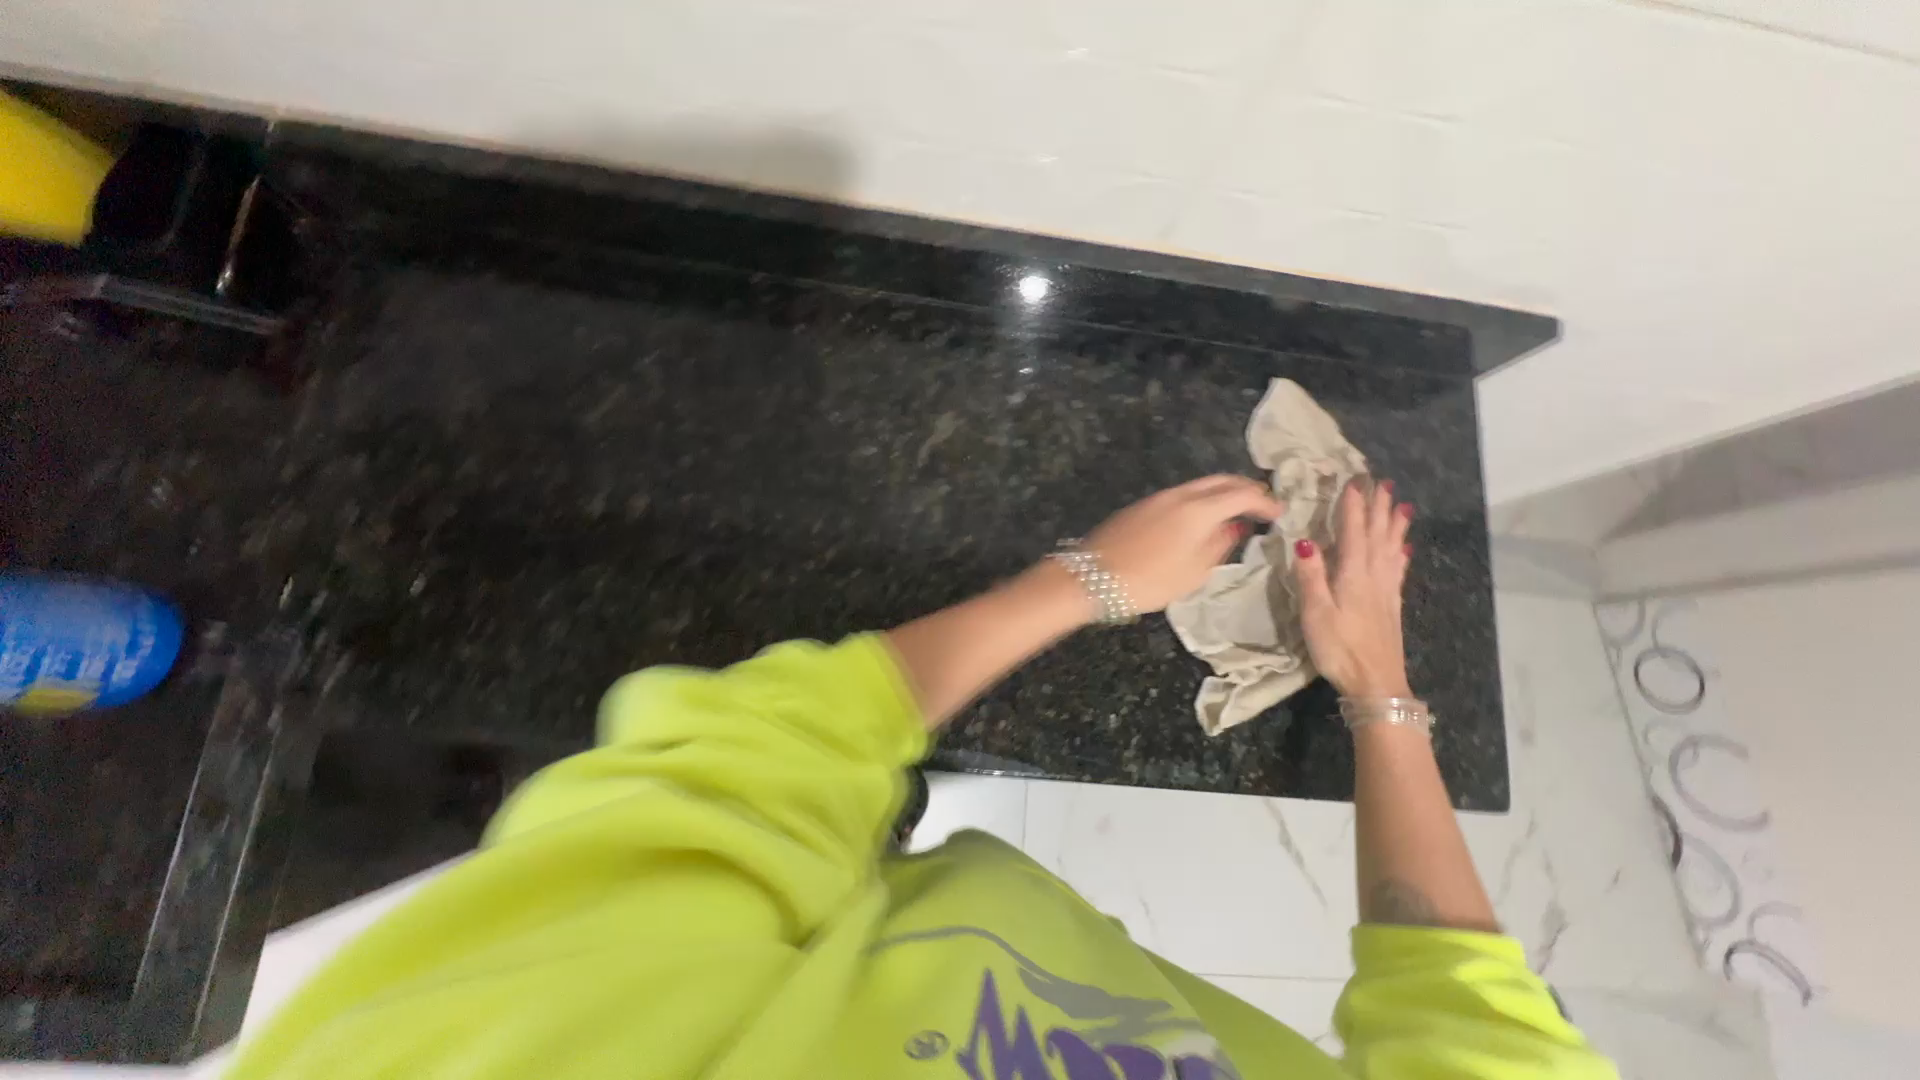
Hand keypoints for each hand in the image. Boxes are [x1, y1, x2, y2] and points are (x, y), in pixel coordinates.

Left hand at [1082, 475, 1284, 614]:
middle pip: (1220, 481)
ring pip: (1198, 486)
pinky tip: (1203, 517)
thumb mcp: (1193, 572)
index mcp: (1198, 509)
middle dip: (1245, 489)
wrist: (1090, 578)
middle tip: (1262, 504)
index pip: (1241, 495)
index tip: (1280, 513)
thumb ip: (1220, 545)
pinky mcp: (1140, 507)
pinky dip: (1201, 500)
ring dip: (1221, 493)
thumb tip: (1236, 527)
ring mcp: (1156, 498)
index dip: (1264, 502)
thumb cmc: (1148, 581)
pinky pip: (1181, 495)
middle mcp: (1179, 495)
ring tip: (1236, 510)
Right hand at [1293, 478, 1412, 697]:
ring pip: (1391, 549)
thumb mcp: (1315, 613)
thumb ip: (1311, 577)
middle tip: (1381, 482)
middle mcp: (1374, 576)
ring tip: (1399, 504)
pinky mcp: (1391, 606)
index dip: (1352, 506)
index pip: (1353, 532)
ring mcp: (1386, 591)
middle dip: (1378, 508)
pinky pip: (1397, 570)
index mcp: (1353, 575)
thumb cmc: (1339, 649)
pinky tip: (1403, 549)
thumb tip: (1304, 541)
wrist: (1376, 684)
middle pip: (1377, 535)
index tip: (1353, 481)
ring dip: (1393, 525)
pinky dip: (1400, 554)